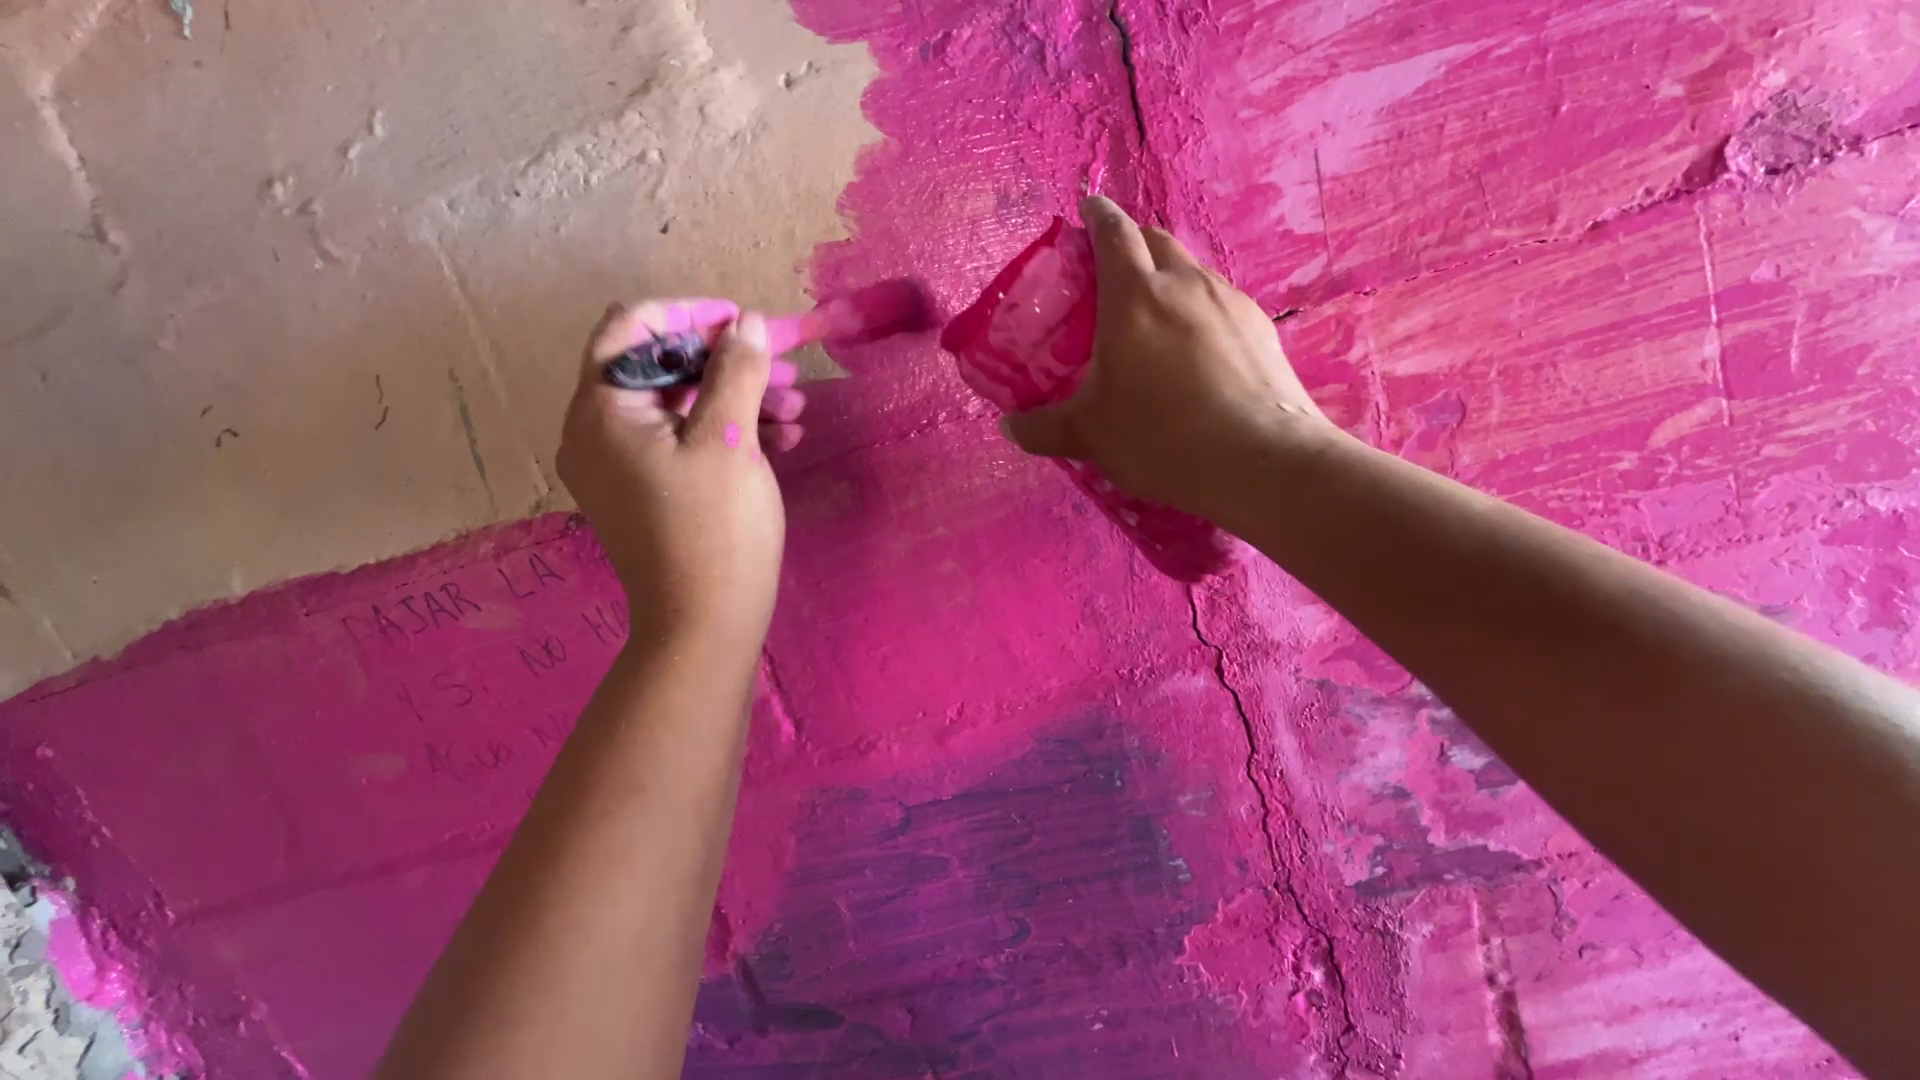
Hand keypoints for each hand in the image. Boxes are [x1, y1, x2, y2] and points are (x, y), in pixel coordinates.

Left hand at [557, 299, 806, 646]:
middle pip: (661, 367)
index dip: (691, 314)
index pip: (632, 327)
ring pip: (680, 406)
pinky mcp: (646, 492)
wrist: (705, 625)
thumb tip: (747, 324)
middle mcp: (598, 432)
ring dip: (738, 397)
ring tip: (797, 408)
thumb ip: (736, 370)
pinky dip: (728, 433)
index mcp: (602, 410)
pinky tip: (783, 439)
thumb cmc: (715, 528)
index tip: (745, 323)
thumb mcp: (730, 439)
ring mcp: (621, 466)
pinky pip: (683, 443)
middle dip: (727, 362)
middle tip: (785, 370)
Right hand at [1001, 196, 1336, 520]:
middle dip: (1132, 243)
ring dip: (1169, 278)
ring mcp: (1231, 301)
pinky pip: (1221, 303)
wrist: (1259, 460)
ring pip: (1193, 270)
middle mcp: (1185, 283)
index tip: (1086, 213)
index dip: (1096, 216)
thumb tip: (1009, 428)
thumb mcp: (1089, 436)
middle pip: (1156, 240)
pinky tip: (1198, 352)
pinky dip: (1200, 311)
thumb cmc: (1161, 436)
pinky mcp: (1262, 327)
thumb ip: (1044, 428)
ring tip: (1155, 317)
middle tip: (1113, 271)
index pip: (1112, 232)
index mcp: (1135, 295)